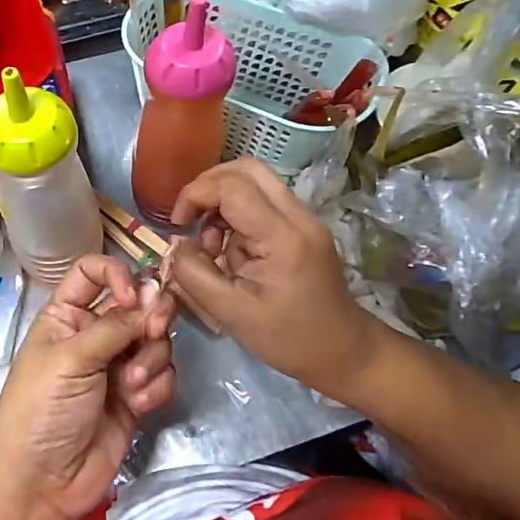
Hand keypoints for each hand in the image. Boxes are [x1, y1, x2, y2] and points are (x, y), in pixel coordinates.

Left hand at [0, 256, 176, 519]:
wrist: (41, 487)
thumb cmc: (40, 413)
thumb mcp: (70, 361)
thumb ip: (115, 325)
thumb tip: (154, 292)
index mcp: (66, 316)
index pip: (94, 272)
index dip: (117, 274)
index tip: (132, 296)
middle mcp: (95, 334)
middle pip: (137, 303)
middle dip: (151, 316)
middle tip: (154, 331)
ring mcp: (118, 365)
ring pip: (155, 339)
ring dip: (151, 359)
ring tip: (131, 388)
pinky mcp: (137, 395)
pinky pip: (163, 373)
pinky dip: (156, 386)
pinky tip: (138, 406)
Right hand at [169, 159, 383, 398]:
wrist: (343, 351)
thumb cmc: (288, 339)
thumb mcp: (232, 313)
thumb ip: (195, 274)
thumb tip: (177, 244)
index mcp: (283, 236)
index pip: (232, 188)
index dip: (196, 195)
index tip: (177, 225)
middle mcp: (299, 216)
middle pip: (247, 169)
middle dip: (209, 186)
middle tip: (191, 220)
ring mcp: (306, 218)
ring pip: (257, 181)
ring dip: (225, 202)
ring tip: (214, 245)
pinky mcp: (304, 227)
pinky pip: (265, 201)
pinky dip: (240, 214)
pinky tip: (233, 251)